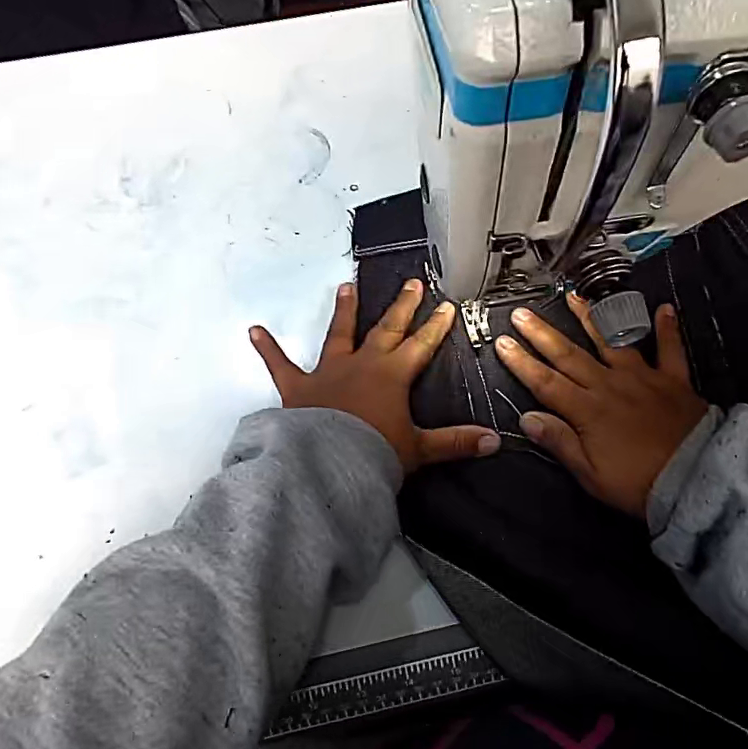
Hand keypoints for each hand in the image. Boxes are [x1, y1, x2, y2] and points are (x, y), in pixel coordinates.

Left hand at [250, 279, 500, 473]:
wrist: (327, 464)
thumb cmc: (373, 454)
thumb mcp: (420, 449)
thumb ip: (455, 442)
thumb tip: (493, 441)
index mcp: (392, 376)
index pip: (421, 345)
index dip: (436, 326)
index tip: (446, 307)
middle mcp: (362, 365)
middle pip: (387, 329)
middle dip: (402, 307)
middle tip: (411, 284)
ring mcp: (328, 373)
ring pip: (339, 335)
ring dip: (345, 312)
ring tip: (347, 287)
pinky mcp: (298, 388)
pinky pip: (281, 365)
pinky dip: (268, 349)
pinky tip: (254, 331)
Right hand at [495, 294, 709, 516]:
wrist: (696, 481)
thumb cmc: (639, 484)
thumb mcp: (590, 473)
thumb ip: (559, 442)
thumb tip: (528, 419)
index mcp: (588, 411)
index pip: (545, 382)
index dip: (521, 362)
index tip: (503, 343)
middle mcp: (611, 386)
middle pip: (569, 355)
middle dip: (542, 333)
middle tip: (523, 313)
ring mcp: (643, 379)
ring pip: (611, 341)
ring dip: (591, 318)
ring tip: (574, 297)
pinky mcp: (673, 381)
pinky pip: (670, 349)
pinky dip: (667, 328)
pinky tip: (663, 308)